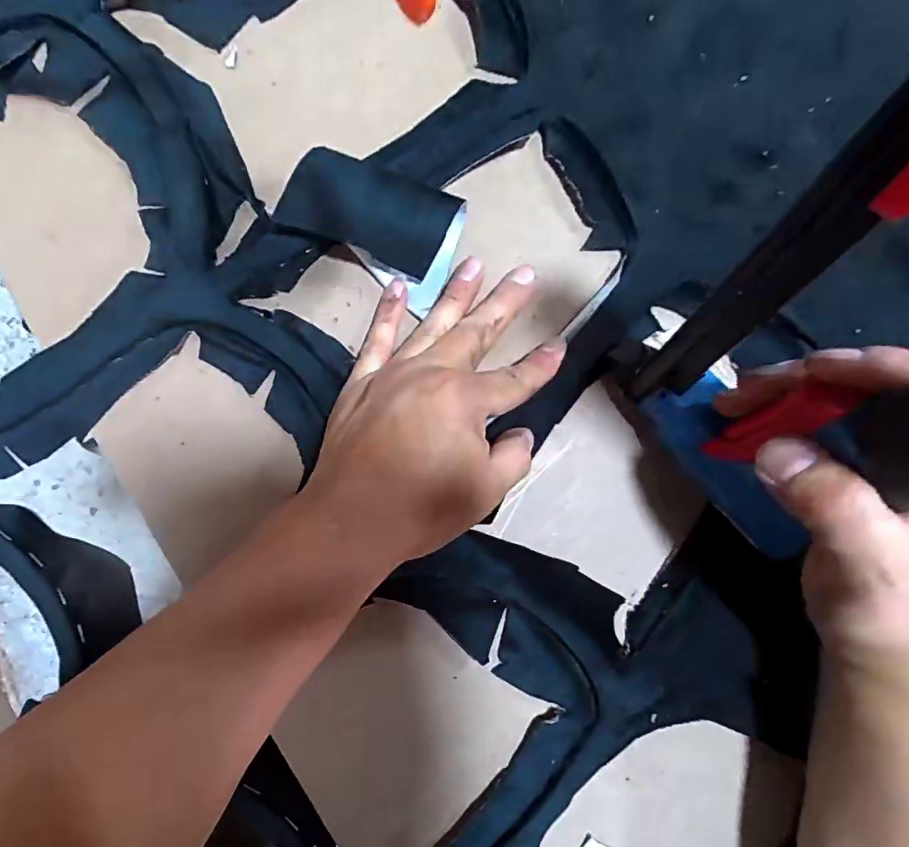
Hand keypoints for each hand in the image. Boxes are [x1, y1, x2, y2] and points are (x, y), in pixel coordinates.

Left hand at [295, 259, 564, 571]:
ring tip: (474, 264)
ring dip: (455, 294)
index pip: (513, 380)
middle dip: (504, 304)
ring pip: (429, 325)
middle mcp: (430, 375)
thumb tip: (520, 434)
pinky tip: (396, 287)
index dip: (540, 366)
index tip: (560, 346)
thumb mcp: (484, 492)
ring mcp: (391, 376)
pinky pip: (376, 339)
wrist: (349, 520)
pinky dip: (386, 312)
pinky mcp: (359, 385)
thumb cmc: (420, 511)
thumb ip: (512, 458)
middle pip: (475, 334)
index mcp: (465, 401)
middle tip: (526, 274)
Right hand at [715, 347, 908, 671]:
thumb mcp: (873, 562)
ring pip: (853, 413)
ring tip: (738, 399)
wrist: (877, 653)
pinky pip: (831, 438)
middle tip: (755, 385)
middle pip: (890, 397)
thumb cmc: (898, 617)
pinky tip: (751, 422)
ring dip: (792, 402)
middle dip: (817, 386)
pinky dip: (787, 428)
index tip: (816, 369)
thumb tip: (773, 448)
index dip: (881, 375)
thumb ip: (833, 504)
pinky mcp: (875, 476)